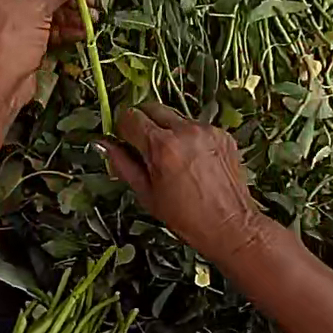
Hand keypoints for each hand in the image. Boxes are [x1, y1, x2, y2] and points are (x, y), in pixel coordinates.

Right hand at [101, 103, 271, 262]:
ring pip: (175, 117)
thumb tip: (102, 144)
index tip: (123, 139)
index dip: (122, 128)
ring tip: (172, 160)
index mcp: (162, 146)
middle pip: (152, 108)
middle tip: (143, 146)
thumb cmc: (186, 217)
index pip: (130, 116)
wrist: (230, 225)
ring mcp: (206, 130)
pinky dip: (189, 138)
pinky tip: (193, 162)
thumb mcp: (146, 194)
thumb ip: (122, 164)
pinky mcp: (222, 134)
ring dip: (167, 131)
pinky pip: (196, 126)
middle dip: (142, 123)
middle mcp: (185, 131)